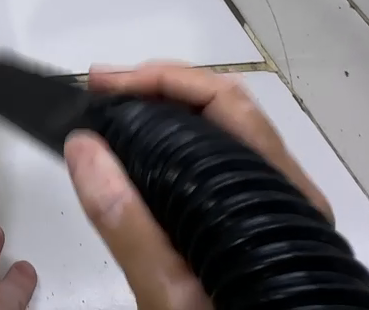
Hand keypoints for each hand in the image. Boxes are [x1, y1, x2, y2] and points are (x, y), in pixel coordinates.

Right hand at [64, 62, 331, 308]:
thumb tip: (82, 146)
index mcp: (276, 199)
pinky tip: (138, 143)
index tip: (99, 85)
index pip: (221, 102)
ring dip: (162, 104)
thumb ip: (129, 226)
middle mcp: (286, 192)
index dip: (155, 80)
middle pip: (223, 104)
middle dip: (154, 83)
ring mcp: (275, 204)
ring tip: (110, 105)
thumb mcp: (171, 297)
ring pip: (221, 126)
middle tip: (97, 86)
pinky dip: (172, 132)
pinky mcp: (256, 219)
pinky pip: (216, 153)